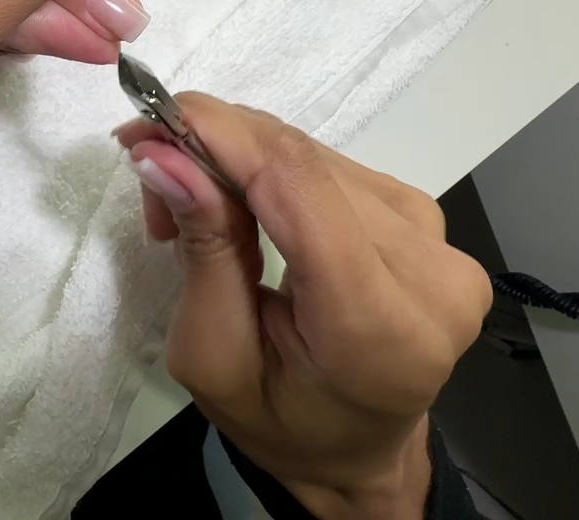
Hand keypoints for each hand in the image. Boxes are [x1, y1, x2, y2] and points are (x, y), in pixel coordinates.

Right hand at [117, 97, 490, 518]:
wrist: (359, 451)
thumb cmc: (280, 420)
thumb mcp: (212, 357)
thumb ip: (202, 251)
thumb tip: (164, 156)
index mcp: (378, 330)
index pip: (298, 190)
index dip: (219, 136)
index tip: (144, 127)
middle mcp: (427, 272)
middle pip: (296, 162)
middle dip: (206, 147)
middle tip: (150, 175)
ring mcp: (434, 236)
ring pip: (303, 150)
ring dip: (229, 156)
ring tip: (187, 202)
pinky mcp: (419, 213)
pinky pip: (321, 160)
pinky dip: (261, 164)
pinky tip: (235, 197)